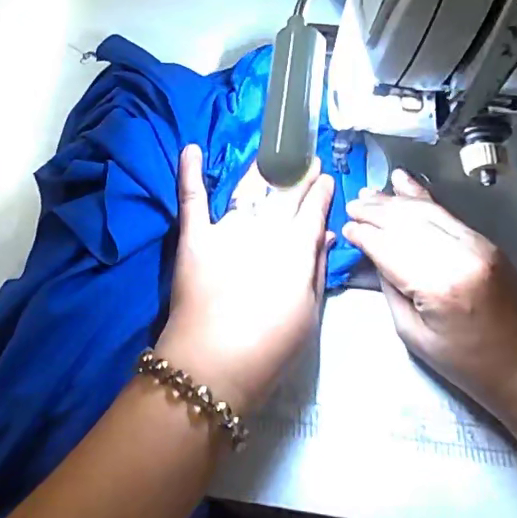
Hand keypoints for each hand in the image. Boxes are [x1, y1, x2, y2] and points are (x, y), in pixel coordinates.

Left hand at [156, 145, 334, 416]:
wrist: (212, 368)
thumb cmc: (270, 348)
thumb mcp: (309, 313)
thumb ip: (318, 269)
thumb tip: (326, 234)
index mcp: (297, 249)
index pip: (313, 211)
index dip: (321, 192)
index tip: (325, 177)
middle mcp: (266, 230)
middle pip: (286, 196)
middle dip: (299, 176)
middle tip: (307, 160)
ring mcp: (229, 231)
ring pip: (248, 192)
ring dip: (262, 172)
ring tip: (272, 157)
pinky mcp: (195, 237)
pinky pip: (193, 200)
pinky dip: (190, 173)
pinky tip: (191, 149)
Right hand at [342, 170, 516, 436]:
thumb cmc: (471, 368)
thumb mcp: (417, 337)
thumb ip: (393, 290)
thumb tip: (376, 256)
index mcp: (439, 285)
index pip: (390, 247)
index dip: (364, 235)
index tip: (345, 226)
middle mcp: (458, 254)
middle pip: (407, 222)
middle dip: (376, 211)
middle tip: (352, 203)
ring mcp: (476, 243)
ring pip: (426, 211)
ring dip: (396, 201)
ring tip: (369, 192)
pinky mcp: (486, 241)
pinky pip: (447, 213)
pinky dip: (424, 197)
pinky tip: (405, 184)